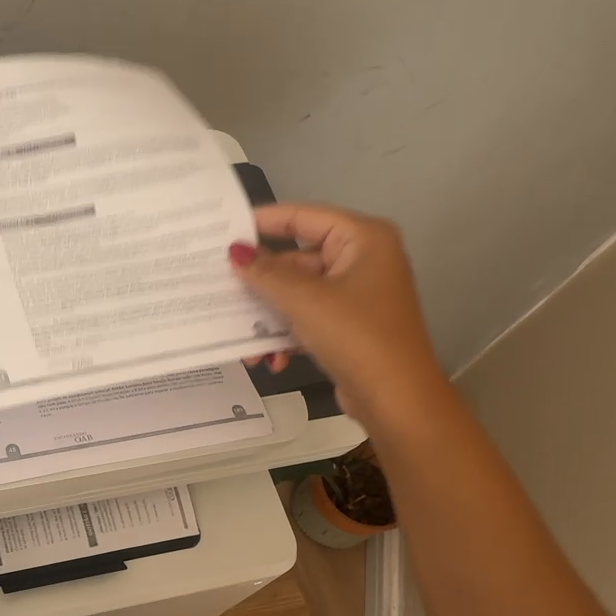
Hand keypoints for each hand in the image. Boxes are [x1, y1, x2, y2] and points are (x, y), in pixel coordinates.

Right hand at [230, 203, 448, 431]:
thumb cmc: (356, 336)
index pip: (303, 217)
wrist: (396, 398)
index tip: (223, 231)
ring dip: (268, 317)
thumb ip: (265, 274)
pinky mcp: (347, 325)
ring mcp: (355, 294)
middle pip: (296, 259)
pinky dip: (285, 335)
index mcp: (362, 239)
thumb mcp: (305, 301)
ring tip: (240, 337)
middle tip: (219, 288)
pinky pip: (306, 318)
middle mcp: (361, 260)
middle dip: (260, 283)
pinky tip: (269, 359)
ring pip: (296, 293)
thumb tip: (234, 251)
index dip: (263, 222)